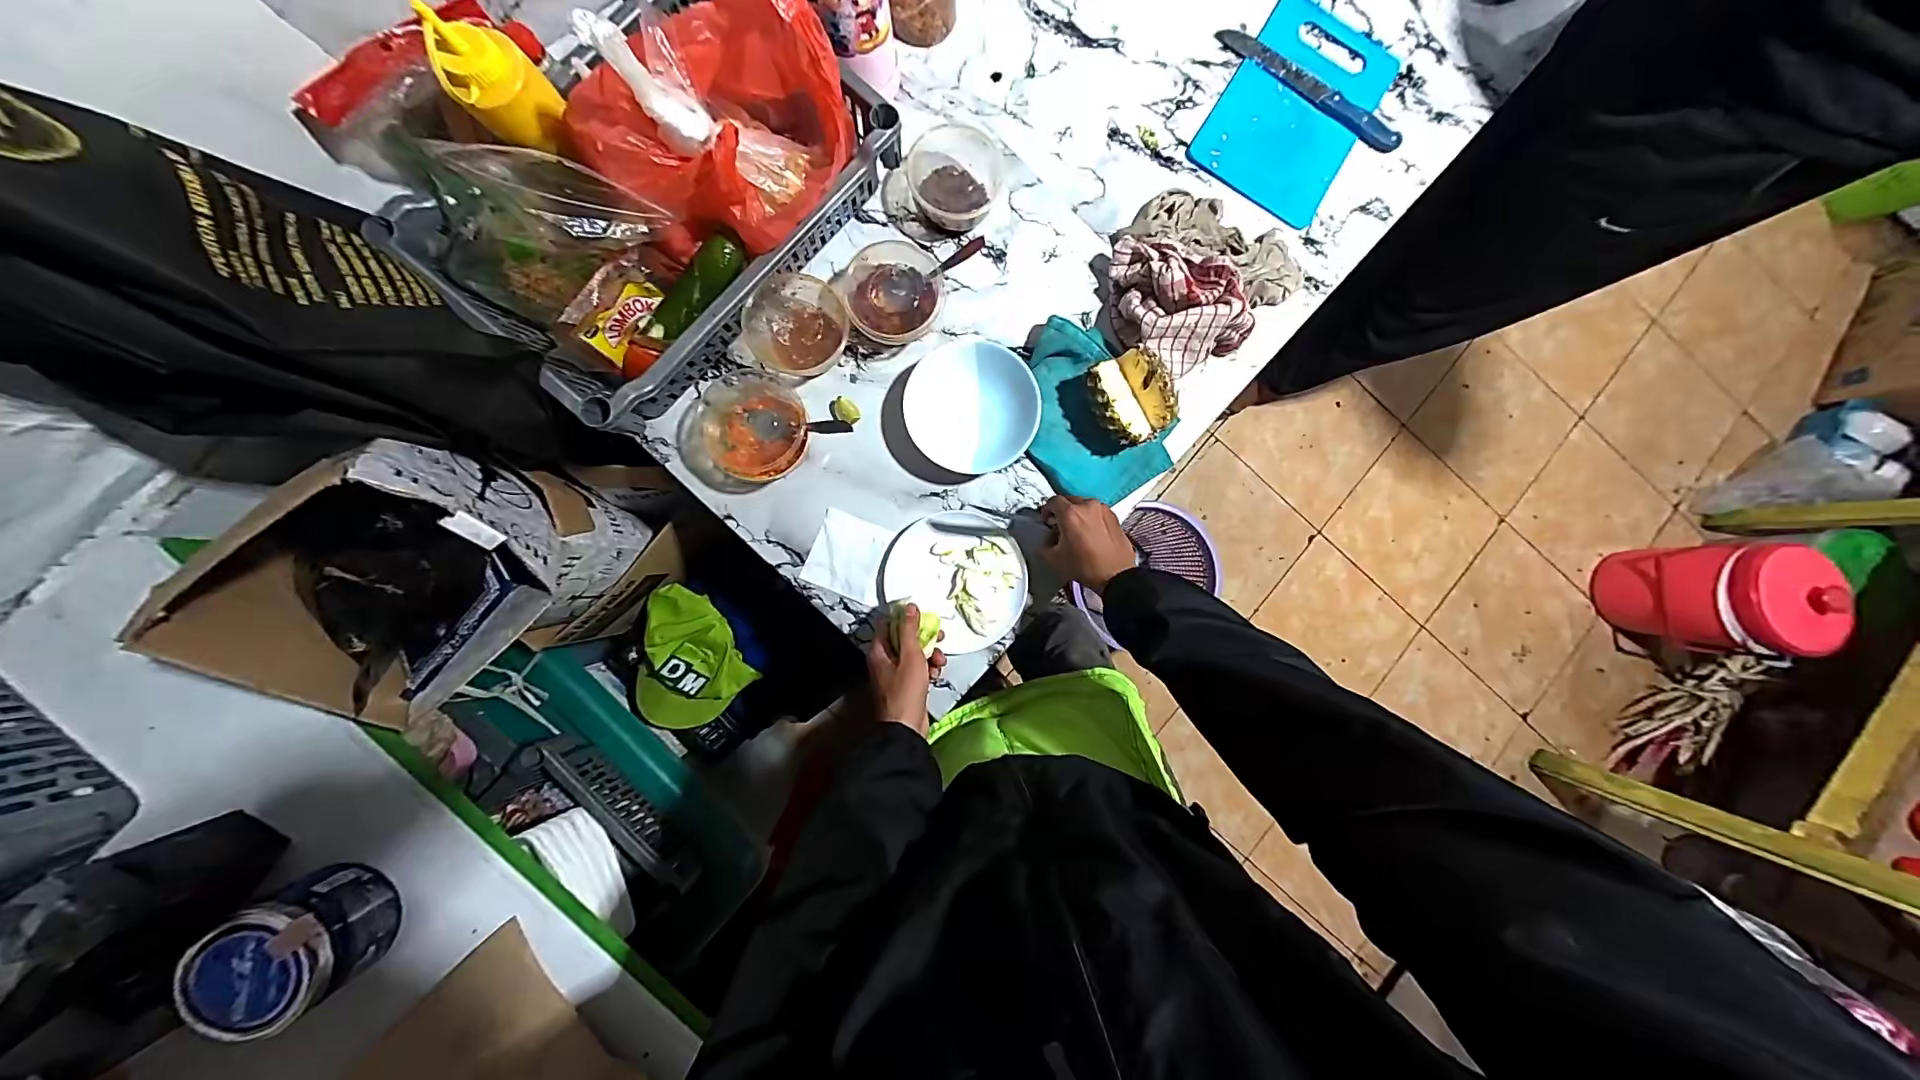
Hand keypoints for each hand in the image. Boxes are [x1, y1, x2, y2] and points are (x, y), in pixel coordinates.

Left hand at [868, 603, 945, 734]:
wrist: (906, 728)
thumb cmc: (905, 692)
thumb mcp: (910, 656)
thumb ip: (910, 630)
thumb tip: (910, 607)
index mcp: (879, 652)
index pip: (888, 625)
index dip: (906, 618)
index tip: (923, 618)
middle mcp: (884, 662)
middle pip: (904, 640)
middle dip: (924, 638)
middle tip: (938, 638)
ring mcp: (894, 675)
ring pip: (913, 655)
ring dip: (929, 655)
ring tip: (939, 662)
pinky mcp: (906, 686)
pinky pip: (917, 670)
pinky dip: (928, 670)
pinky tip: (936, 675)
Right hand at [1041, 495, 1134, 592]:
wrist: (1116, 575)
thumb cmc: (1086, 566)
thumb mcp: (1054, 559)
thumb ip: (1044, 544)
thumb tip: (1048, 540)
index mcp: (1070, 513)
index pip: (1053, 501)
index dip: (1046, 510)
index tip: (1047, 519)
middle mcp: (1088, 506)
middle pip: (1070, 501)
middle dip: (1063, 511)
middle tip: (1060, 525)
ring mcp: (1103, 510)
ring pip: (1085, 506)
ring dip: (1079, 514)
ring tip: (1077, 530)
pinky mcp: (1115, 517)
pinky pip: (1098, 513)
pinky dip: (1092, 519)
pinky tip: (1091, 533)